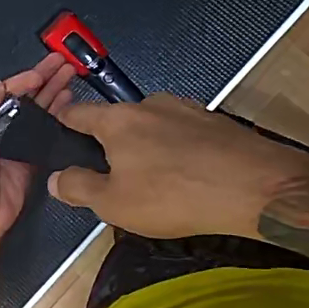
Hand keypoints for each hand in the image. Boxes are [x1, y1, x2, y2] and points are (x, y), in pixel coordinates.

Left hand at [0, 53, 76, 241]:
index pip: (3, 92)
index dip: (23, 80)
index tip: (42, 70)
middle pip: (24, 98)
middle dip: (43, 79)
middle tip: (64, 63)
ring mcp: (17, 144)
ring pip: (38, 112)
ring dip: (53, 93)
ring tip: (71, 77)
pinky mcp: (32, 158)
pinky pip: (46, 133)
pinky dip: (58, 117)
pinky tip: (69, 104)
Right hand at [47, 94, 308, 238]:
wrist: (252, 186)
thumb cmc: (174, 195)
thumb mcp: (114, 203)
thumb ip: (79, 187)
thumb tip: (56, 177)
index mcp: (118, 120)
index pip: (79, 112)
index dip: (63, 121)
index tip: (57, 127)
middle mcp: (151, 104)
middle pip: (119, 120)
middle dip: (112, 144)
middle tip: (114, 175)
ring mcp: (187, 109)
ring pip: (154, 128)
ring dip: (148, 148)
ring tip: (156, 181)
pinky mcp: (215, 122)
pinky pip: (184, 136)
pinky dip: (178, 152)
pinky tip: (188, 176)